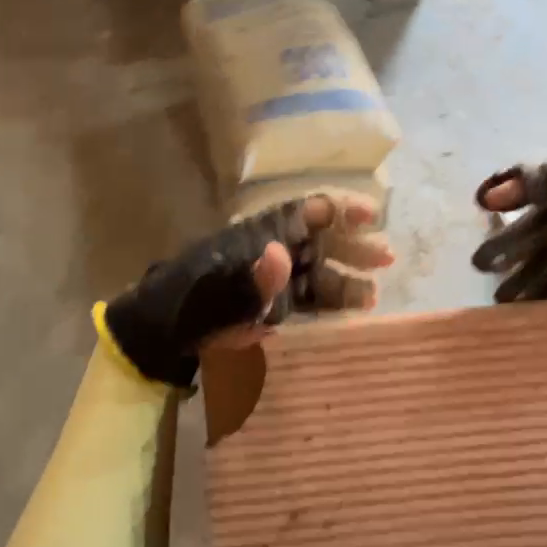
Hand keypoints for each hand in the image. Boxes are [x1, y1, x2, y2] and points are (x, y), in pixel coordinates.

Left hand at [104, 194, 393, 386]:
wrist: (160, 338)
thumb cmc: (187, 307)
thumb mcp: (216, 295)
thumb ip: (250, 280)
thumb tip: (281, 252)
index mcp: (257, 237)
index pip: (304, 212)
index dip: (338, 208)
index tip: (369, 214)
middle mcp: (271, 253)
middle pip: (320, 240)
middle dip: (354, 244)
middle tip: (386, 256)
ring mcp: (274, 282)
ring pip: (321, 272)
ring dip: (349, 279)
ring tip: (373, 294)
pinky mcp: (275, 310)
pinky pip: (312, 302)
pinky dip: (334, 306)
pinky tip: (356, 313)